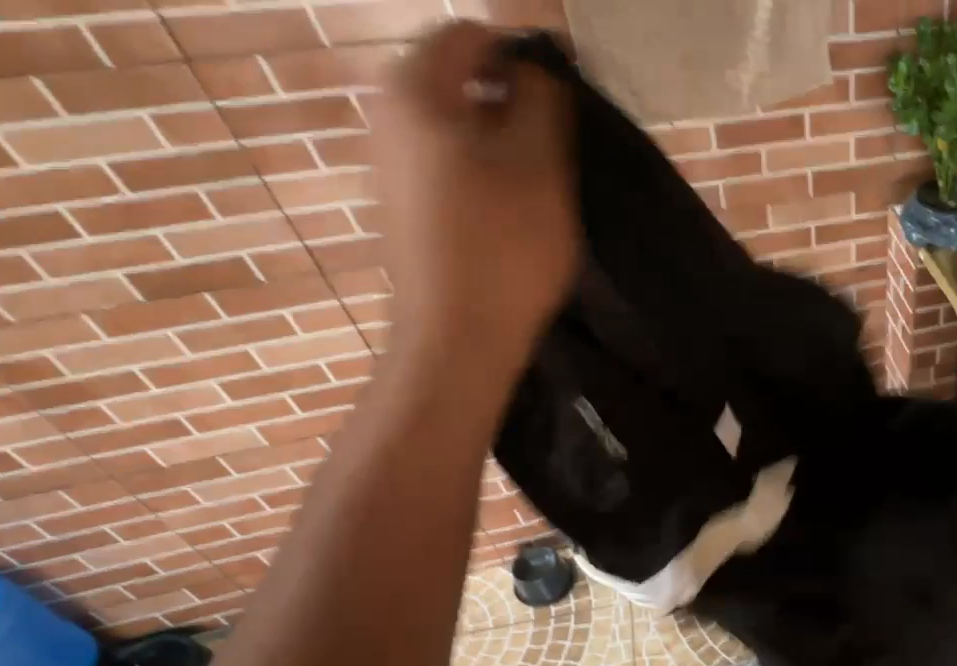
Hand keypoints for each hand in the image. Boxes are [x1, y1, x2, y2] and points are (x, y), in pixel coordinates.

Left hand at [372, 21, 578, 374]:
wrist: (458, 338)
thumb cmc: (503, 245)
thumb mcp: (540, 162)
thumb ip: (543, 97)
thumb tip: (537, 68)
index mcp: (413, 90)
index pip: (472, 35)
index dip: (526, 55)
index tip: (569, 98)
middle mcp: (387, 116)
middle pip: (461, 80)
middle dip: (516, 102)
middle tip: (562, 145)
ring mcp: (391, 165)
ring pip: (458, 127)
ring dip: (505, 142)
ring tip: (546, 183)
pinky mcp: (405, 207)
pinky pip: (450, 166)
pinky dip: (486, 174)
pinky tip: (516, 213)